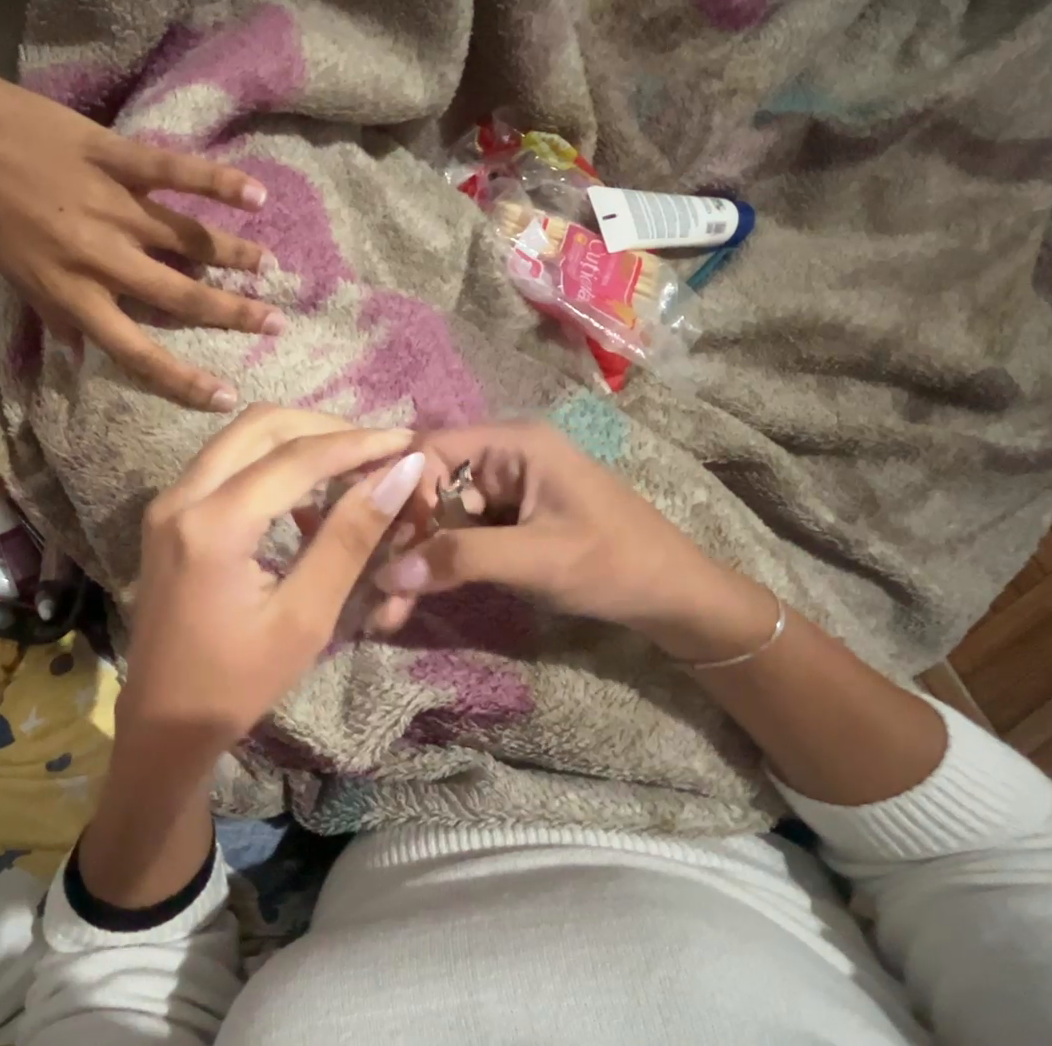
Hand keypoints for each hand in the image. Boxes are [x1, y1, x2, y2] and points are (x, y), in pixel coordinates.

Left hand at [0, 11, 277, 411]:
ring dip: (232, 254)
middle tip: (276, 323)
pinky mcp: (113, 157)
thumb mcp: (14, 279)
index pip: (138, 352)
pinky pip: (172, 172)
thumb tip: (82, 353)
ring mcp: (111, 206)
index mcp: (73, 295)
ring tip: (269, 268)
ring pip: (184, 237)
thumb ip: (57, 315)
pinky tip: (254, 195)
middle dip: (232, 313)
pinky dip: (215, 182)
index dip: (184, 379)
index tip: (226, 396)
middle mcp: (100, 259)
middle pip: (178, 295)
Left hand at [120, 406, 422, 759]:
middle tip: (376, 450)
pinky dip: (266, 466)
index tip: (407, 440)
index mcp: (214, 525)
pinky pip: (222, 465)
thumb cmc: (239, 682)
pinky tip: (303, 502)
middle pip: (260, 425)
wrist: (163, 719)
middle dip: (324, 429)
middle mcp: (181, 497)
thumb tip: (397, 474)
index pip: (297, 457)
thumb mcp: (306, 616)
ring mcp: (166, 504)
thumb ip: (349, 537)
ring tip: (348, 470)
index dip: (358, 443)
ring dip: (295, 442)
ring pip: (238, 438)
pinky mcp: (166, 516)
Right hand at [372, 421, 769, 657]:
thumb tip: (387, 574)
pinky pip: (456, 537)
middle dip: (401, 537)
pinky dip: (435, 566)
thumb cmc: (614, 563)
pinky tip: (413, 597)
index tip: (380, 543)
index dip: (399, 492)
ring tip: (389, 608)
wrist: (673, 597)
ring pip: (437, 516)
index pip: (429, 450)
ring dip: (413, 558)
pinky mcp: (505, 522)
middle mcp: (502, 458)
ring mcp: (503, 491)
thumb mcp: (538, 559)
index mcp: (515, 444)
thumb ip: (462, 558)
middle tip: (378, 589)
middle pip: (428, 486)